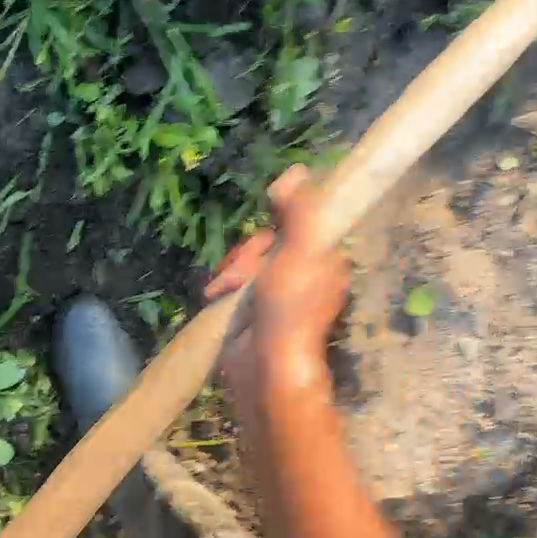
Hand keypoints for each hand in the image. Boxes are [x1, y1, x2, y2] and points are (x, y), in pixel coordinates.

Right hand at [205, 165, 350, 408]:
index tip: (266, 238)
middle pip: (263, 244)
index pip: (293, 226)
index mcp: (321, 260)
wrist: (265, 366)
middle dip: (245, 257)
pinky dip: (221, 290)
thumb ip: (299, 211)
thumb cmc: (289, 309)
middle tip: (240, 276)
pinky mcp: (249, 312)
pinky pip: (231, 286)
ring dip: (229, 273)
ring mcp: (272, 296)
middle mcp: (300, 275)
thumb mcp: (300, 250)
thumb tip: (296, 171)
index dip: (273, 230)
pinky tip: (215, 299)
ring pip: (243, 264)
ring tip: (223, 292)